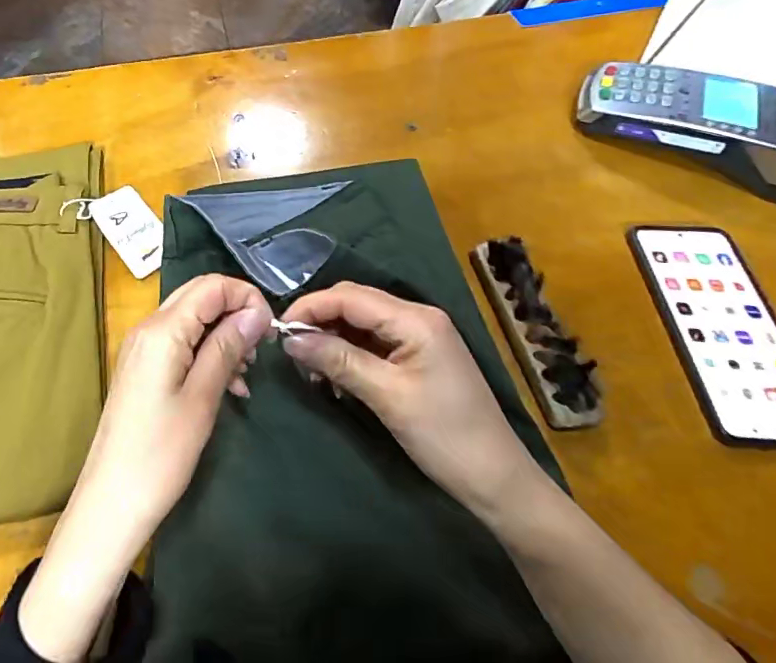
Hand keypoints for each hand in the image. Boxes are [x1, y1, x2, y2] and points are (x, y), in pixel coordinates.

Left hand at [77, 273, 274, 533]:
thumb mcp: (202, 397)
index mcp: (162, 330)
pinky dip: (208, 351)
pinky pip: (182, 341)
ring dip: (224, 334)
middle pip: (200, 295)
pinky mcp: (143, 366)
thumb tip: (257, 312)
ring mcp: (142, 347)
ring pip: (193, 318)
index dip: (246, 297)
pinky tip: (228, 384)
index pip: (212, 285)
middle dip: (236, 312)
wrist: (112, 501)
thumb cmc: (161, 453)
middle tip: (261, 347)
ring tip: (246, 372)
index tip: (269, 331)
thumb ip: (228, 347)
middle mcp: (148, 327)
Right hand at [281, 282, 550, 525]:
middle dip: (319, 321)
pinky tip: (336, 378)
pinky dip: (350, 353)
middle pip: (355, 303)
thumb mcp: (387, 397)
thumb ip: (339, 360)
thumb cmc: (444, 436)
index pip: (350, 296)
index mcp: (415, 319)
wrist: (497, 479)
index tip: (278, 330)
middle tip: (291, 352)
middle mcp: (418, 316)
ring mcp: (420, 335)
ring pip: (362, 322)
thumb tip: (291, 339)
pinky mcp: (418, 355)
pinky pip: (374, 342)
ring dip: (332, 339)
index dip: (310, 307)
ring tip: (312, 371)